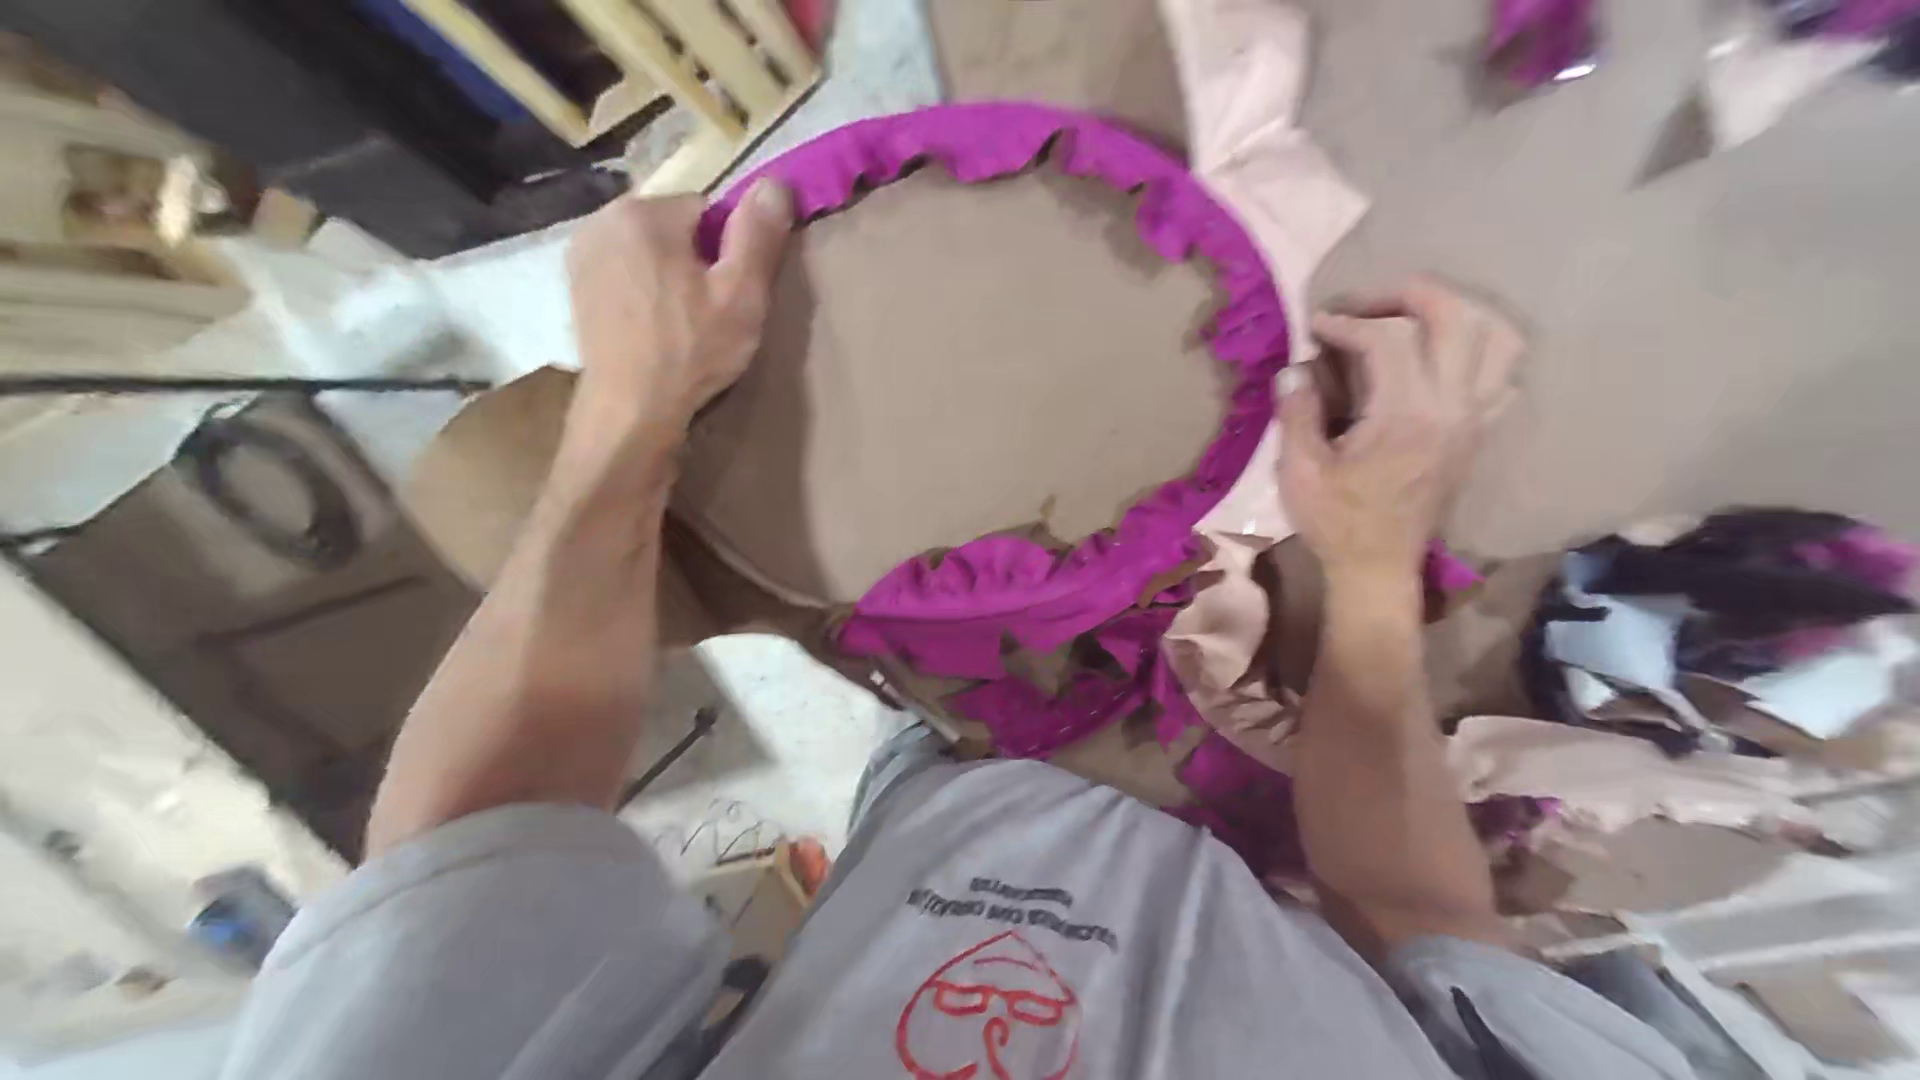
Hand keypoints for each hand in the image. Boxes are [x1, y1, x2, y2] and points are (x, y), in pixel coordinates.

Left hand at [560, 180, 792, 471]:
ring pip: (647, 250)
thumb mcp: (742, 296)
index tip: (731, 292)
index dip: (729, 251)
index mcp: (644, 213)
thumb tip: (777, 183)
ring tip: (682, 323)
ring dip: (669, 275)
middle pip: (674, 227)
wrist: (632, 409)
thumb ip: (758, 237)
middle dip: (696, 260)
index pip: (707, 209)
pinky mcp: (575, 285)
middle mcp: (601, 218)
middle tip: (710, 312)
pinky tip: (653, 327)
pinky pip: (624, 271)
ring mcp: (581, 253)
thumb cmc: (692, 352)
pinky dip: (643, 290)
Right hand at [1278, 278, 1521, 585]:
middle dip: (1407, 296)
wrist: (1377, 566)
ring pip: (1498, 338)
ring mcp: (1475, 419)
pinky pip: (1503, 375)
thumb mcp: (1298, 472)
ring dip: (1457, 313)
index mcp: (1406, 416)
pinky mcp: (1479, 432)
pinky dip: (1479, 353)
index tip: (1314, 326)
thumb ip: (1297, 414)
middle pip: (1457, 318)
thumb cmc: (1335, 521)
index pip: (1389, 338)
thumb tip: (1294, 369)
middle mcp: (1453, 407)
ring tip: (1412, 317)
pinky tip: (1441, 360)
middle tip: (1365, 303)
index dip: (1347, 321)